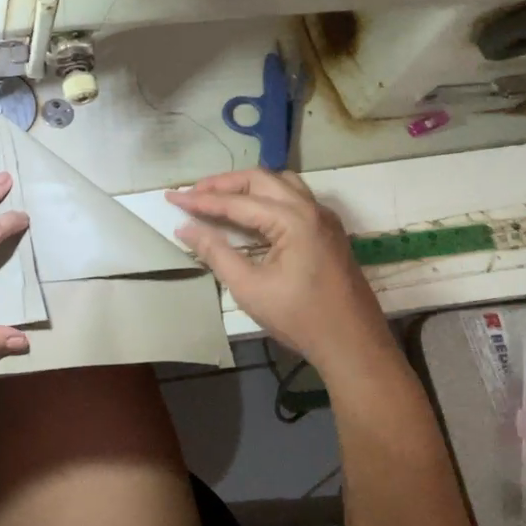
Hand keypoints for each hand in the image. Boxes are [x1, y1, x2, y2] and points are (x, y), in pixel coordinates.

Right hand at [167, 169, 389, 369]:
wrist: (353, 345)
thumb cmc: (300, 318)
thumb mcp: (248, 287)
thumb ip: (215, 252)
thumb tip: (185, 228)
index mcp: (293, 221)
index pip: (236, 202)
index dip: (200, 200)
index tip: (171, 198)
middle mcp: (311, 209)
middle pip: (260, 180)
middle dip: (222, 184)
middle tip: (192, 194)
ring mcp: (324, 218)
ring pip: (280, 183)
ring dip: (246, 185)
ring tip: (218, 198)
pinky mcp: (328, 231)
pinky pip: (293, 197)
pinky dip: (266, 196)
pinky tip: (250, 213)